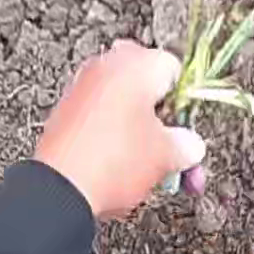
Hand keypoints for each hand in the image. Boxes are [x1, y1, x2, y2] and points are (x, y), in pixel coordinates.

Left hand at [34, 41, 206, 218]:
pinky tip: (122, 174)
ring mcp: (82, 90)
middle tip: (173, 159)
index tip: (188, 134)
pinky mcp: (65, 117)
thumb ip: (186, 146)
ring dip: (142, 141)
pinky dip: (116, 146)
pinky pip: (102, 126)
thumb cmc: (115, 162)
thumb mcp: (166, 157)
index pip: (174, 71)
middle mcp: (106, 67)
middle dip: (165, 128)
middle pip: (148, 93)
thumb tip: (191, 146)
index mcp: (135, 64)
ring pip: (125, 112)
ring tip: (149, 175)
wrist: (61, 188)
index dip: (186, 106)